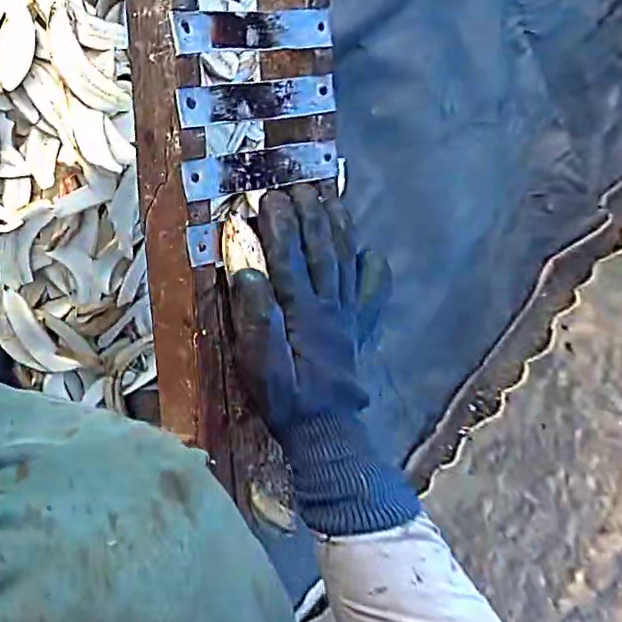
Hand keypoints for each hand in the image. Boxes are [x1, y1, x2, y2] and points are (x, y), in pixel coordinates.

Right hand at [229, 185, 417, 535]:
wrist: (328, 435)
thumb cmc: (285, 399)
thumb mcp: (258, 362)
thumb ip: (254, 311)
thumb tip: (247, 264)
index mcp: (302, 312)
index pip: (287, 258)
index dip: (276, 226)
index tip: (264, 195)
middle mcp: (330, 307)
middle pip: (321, 252)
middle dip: (308, 215)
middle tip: (298, 186)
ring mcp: (349, 317)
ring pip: (346, 262)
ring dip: (337, 228)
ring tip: (329, 199)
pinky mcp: (358, 331)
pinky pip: (371, 294)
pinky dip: (373, 269)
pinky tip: (372, 253)